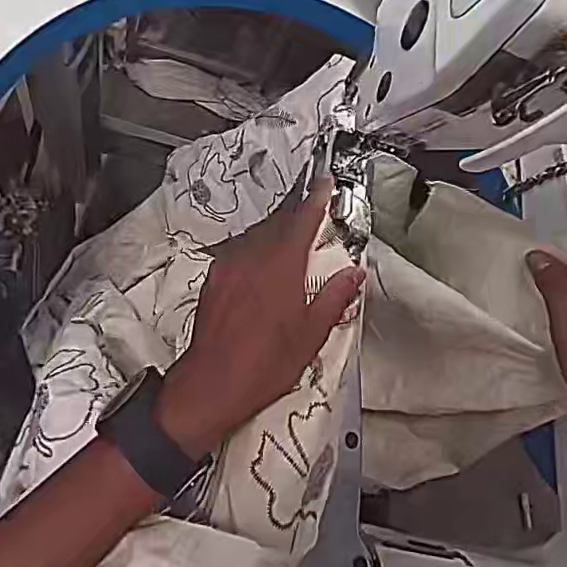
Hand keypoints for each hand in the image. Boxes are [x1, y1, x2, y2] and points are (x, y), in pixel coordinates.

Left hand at [155, 180, 365, 457]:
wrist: (211, 384)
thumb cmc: (265, 364)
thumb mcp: (312, 334)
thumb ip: (335, 297)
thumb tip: (354, 273)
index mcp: (282, 267)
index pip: (302, 220)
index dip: (316, 199)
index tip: (324, 183)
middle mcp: (253, 258)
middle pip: (278, 221)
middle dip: (296, 211)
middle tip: (312, 204)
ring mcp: (229, 266)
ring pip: (256, 234)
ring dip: (275, 228)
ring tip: (290, 232)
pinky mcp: (214, 279)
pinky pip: (239, 249)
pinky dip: (255, 245)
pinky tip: (261, 259)